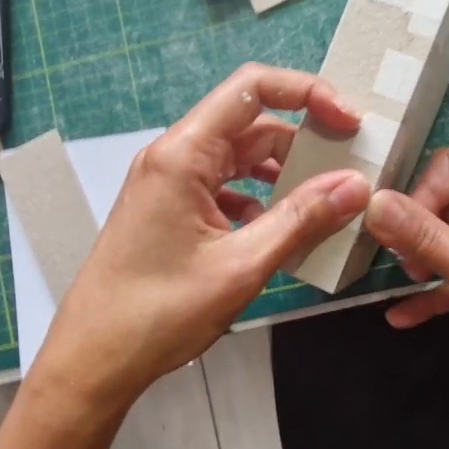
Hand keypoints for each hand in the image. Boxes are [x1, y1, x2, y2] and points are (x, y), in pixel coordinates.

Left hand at [40, 64, 371, 403]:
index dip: (308, 93)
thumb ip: (302, 219)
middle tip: (350, 170)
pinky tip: (281, 231)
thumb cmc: (159, 314)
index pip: (254, 88)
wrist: (93, 361)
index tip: (350, 122)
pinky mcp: (170, 210)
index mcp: (184, 154)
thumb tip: (356, 185)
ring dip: (283, 174)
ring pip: (240, 158)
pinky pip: (225, 188)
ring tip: (325, 202)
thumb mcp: (241, 266)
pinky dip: (260, 200)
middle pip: (251, 123)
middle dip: (304, 142)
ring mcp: (170, 184)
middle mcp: (174, 157)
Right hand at [363, 149, 448, 425]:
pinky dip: (431, 292)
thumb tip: (372, 200)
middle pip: (444, 202)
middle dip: (417, 230)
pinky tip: (401, 315)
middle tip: (407, 266)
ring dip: (421, 260)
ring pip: (446, 239)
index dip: (421, 195)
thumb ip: (424, 236)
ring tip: (408, 284)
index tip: (405, 236)